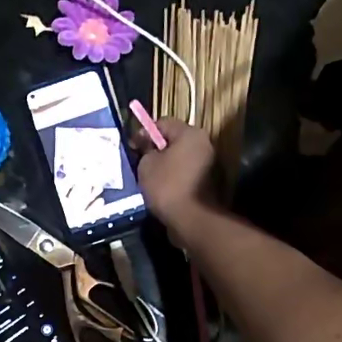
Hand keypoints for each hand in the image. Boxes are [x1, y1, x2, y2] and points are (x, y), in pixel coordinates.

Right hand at [133, 118, 216, 232]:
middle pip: (174, 140)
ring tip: (149, 177)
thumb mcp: (147, 164)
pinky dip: (174, 177)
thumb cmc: (167, 185)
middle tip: (140, 161)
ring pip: (180, 158)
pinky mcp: (208, 182)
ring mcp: (208, 164)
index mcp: (190, 134)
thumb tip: (147, 144)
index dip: (144, 132)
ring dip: (165, 164)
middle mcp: (203, 144)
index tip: (133, 146)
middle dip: (156, 148)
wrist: (190, 218)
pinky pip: (185, 173)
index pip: (163, 122)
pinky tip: (162, 188)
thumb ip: (145, 148)